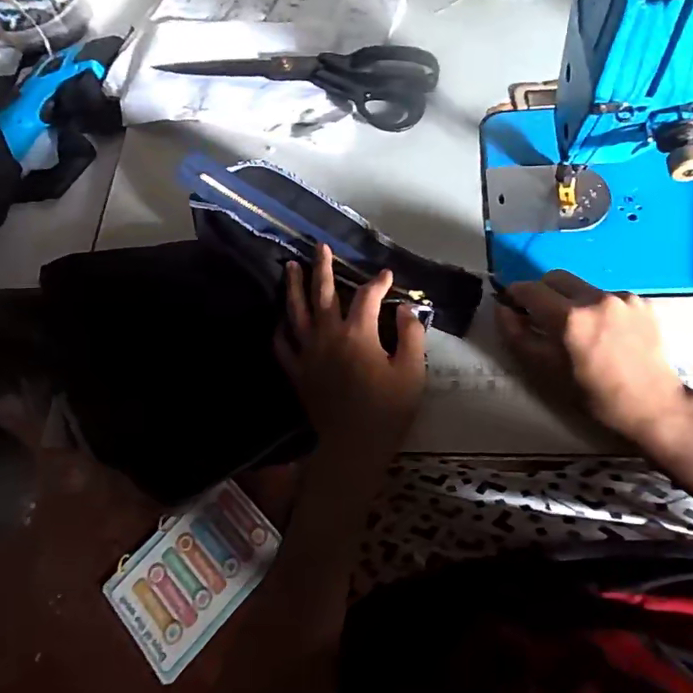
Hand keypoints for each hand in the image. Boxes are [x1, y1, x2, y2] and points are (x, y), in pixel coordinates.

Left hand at [274, 245, 427, 459]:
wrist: (354, 445)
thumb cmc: (388, 409)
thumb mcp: (411, 371)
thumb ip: (410, 335)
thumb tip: (405, 309)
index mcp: (358, 334)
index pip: (367, 297)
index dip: (378, 283)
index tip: (387, 275)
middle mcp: (328, 336)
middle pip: (323, 294)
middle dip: (323, 268)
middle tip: (320, 247)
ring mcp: (307, 353)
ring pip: (296, 312)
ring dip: (294, 287)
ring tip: (291, 266)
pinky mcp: (297, 372)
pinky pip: (282, 343)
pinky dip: (281, 327)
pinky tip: (282, 318)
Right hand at [494, 271, 692, 447]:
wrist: (654, 405)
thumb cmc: (596, 396)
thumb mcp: (548, 372)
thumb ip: (519, 337)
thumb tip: (503, 309)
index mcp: (571, 317)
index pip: (531, 289)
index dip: (515, 294)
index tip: (510, 303)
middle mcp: (596, 297)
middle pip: (556, 278)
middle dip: (542, 292)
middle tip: (541, 316)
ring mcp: (622, 297)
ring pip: (583, 286)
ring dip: (572, 301)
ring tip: (580, 331)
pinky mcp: (641, 302)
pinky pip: (608, 296)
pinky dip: (598, 309)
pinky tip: (607, 334)